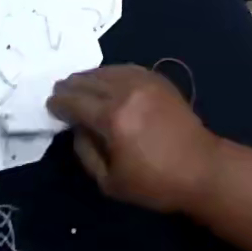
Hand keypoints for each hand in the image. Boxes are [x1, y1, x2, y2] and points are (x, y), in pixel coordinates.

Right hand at [47, 66, 222, 212]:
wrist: (201, 168)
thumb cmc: (155, 182)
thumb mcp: (110, 182)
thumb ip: (86, 152)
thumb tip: (76, 128)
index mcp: (112, 119)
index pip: (76, 102)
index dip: (60, 102)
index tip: (51, 104)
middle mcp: (125, 92)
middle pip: (89, 81)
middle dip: (71, 85)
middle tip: (60, 90)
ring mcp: (143, 81)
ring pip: (107, 70)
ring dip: (89, 76)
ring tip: (79, 83)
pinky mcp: (157, 78)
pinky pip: (126, 68)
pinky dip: (110, 72)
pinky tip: (105, 79)